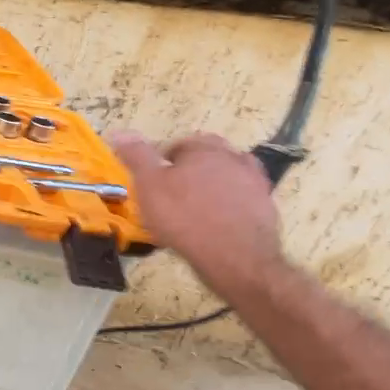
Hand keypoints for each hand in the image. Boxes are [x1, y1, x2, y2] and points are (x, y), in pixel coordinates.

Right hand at [110, 131, 283, 292]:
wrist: (235, 257)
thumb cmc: (184, 216)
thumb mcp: (148, 184)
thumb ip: (137, 156)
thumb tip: (122, 132)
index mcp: (207, 150)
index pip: (183, 142)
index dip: (164, 156)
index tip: (153, 175)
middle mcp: (236, 161)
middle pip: (212, 155)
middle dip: (193, 166)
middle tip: (173, 186)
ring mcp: (256, 186)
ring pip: (230, 176)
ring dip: (214, 183)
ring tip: (194, 202)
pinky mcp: (267, 210)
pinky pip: (242, 198)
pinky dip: (229, 203)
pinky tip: (214, 220)